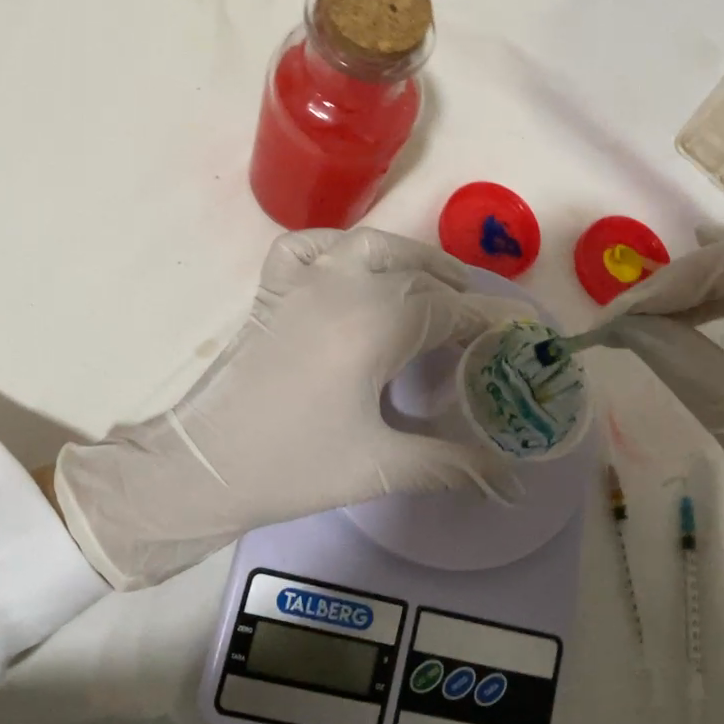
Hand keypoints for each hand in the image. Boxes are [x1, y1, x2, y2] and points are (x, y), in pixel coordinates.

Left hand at [55, 228, 528, 589]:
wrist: (204, 466)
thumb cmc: (293, 466)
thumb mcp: (380, 466)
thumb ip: (453, 465)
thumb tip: (511, 479)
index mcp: (375, 323)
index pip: (452, 309)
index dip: (491, 321)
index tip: (519, 334)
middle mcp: (343, 285)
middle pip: (419, 275)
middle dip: (459, 296)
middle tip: (480, 331)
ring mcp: (302, 281)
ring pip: (372, 245)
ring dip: (412, 261)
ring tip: (434, 290)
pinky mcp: (272, 289)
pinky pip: (312, 245)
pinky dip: (341, 247)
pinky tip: (353, 269)